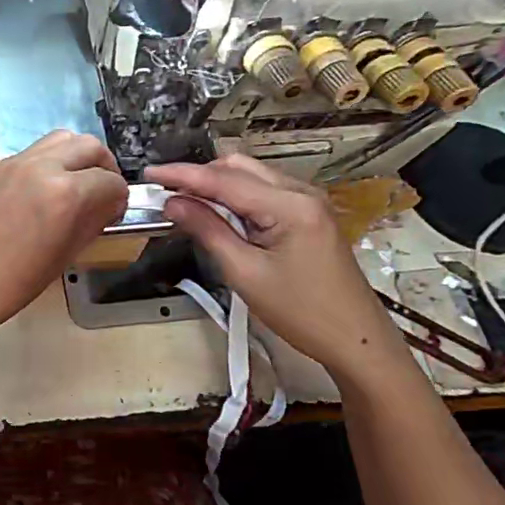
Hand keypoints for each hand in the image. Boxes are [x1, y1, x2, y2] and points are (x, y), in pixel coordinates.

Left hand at [0, 131, 126, 344]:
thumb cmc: (8, 285)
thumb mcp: (61, 259)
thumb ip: (89, 225)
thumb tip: (106, 209)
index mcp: (64, 195)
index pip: (110, 182)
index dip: (119, 199)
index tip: (116, 212)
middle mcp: (43, 168)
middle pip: (89, 147)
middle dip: (104, 168)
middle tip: (103, 193)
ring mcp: (16, 163)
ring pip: (62, 139)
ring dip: (78, 157)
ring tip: (77, 185)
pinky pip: (35, 152)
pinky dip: (51, 162)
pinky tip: (47, 191)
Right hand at [146, 155, 407, 378]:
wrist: (354, 337)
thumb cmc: (300, 312)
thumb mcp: (245, 273)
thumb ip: (208, 230)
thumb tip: (174, 203)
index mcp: (289, 205)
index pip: (224, 180)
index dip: (182, 175)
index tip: (149, 173)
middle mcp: (301, 192)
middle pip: (239, 167)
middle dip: (199, 176)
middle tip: (165, 194)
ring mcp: (308, 201)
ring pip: (251, 176)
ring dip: (217, 185)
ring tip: (184, 203)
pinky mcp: (309, 213)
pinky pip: (264, 192)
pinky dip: (236, 197)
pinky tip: (217, 213)